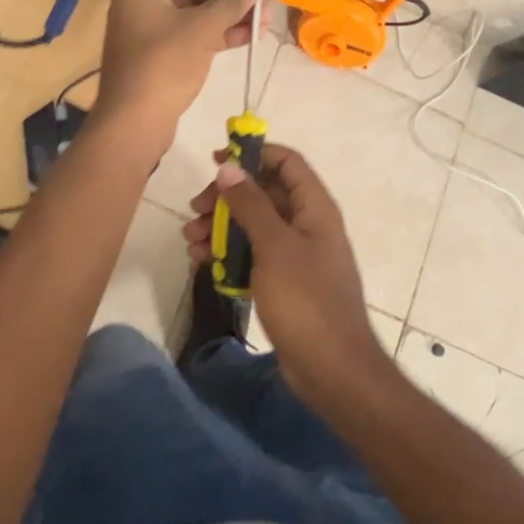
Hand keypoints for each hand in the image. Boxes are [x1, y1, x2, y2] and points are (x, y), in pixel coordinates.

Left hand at [91, 0, 274, 131]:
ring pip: (198, 14)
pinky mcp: (160, 55)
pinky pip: (194, 35)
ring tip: (268, 17)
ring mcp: (150, 30)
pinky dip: (220, 34)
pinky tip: (252, 35)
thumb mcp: (202, 29)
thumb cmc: (164, 66)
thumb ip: (233, 0)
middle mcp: (142, 2)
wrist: (134, 123)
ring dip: (232, 15)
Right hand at [183, 145, 390, 401]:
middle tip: (195, 209)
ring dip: (221, 228)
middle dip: (226, 198)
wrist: (332, 369)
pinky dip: (228, 255)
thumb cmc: (306, 302)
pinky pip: (253, 256)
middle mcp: (307, 226)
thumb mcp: (274, 247)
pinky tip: (203, 264)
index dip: (253, 154)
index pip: (286, 163)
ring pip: (253, 227)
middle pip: (264, 194)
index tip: (215, 160)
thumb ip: (250, 205)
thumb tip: (228, 168)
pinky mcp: (285, 283)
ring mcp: (296, 256)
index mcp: (314, 209)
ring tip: (191, 242)